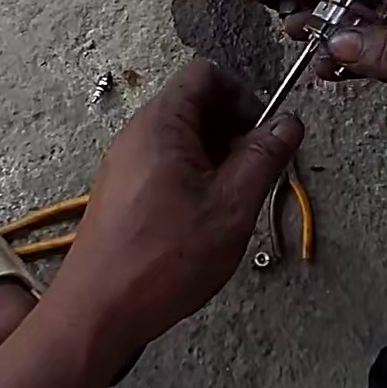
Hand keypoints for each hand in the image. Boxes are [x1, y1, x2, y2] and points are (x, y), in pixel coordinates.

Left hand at [46, 60, 302, 356]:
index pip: (207, 75)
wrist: (98, 312)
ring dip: (219, 158)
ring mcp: (128, 163)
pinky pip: (168, 164)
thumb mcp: (231, 205)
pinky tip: (206, 217)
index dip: (243, 96)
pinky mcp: (124, 190)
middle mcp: (139, 134)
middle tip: (256, 172)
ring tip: (233, 201)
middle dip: (235, 131)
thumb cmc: (162, 259)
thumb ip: (263, 158)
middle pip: (197, 105)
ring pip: (185, 138)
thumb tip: (289, 124)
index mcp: (161, 124)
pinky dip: (196, 177)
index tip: (263, 133)